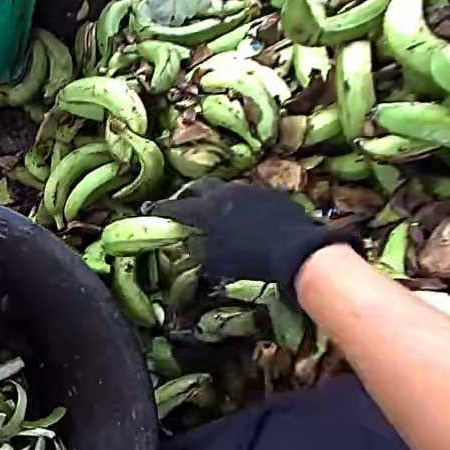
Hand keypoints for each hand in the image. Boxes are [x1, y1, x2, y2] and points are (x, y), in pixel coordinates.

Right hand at [156, 179, 342, 303]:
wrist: (297, 249)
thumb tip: (190, 243)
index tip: (153, 210)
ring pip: (228, 191)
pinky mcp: (272, 193)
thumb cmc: (250, 259)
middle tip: (190, 209)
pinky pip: (250, 196)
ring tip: (222, 216)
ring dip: (221, 202)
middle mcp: (225, 192)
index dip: (163, 210)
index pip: (177, 207)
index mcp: (206, 208)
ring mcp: (251, 190)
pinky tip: (250, 220)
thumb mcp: (216, 262)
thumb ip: (199, 250)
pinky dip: (243, 207)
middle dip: (193, 197)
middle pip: (202, 187)